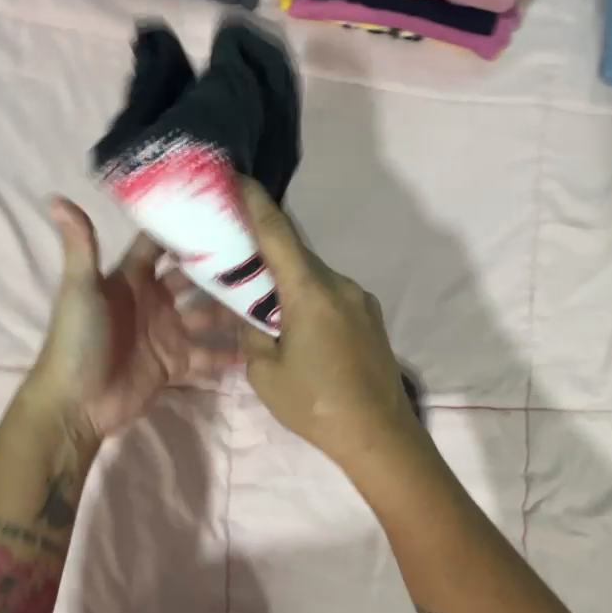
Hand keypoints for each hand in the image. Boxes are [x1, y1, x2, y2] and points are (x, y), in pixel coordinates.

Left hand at [24, 198, 241, 445]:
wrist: (77, 404)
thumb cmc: (77, 341)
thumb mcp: (80, 290)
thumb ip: (81, 246)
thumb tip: (56, 197)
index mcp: (131, 279)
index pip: (161, 245)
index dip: (184, 229)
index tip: (219, 211)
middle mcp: (153, 301)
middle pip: (193, 280)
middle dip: (221, 270)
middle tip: (260, 257)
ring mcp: (166, 334)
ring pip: (206, 317)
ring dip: (232, 311)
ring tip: (269, 300)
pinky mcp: (175, 365)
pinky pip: (207, 356)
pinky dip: (229, 355)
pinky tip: (259, 347)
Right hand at [237, 178, 424, 472]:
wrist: (379, 435)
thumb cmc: (316, 405)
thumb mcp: (265, 373)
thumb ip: (252, 335)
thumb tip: (254, 319)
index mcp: (310, 291)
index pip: (277, 233)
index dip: (254, 202)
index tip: (236, 177)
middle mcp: (339, 285)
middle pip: (294, 255)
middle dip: (262, 252)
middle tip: (232, 257)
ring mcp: (359, 301)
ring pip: (312, 279)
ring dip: (284, 284)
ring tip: (259, 304)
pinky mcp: (369, 320)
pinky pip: (329, 298)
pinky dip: (305, 302)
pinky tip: (292, 329)